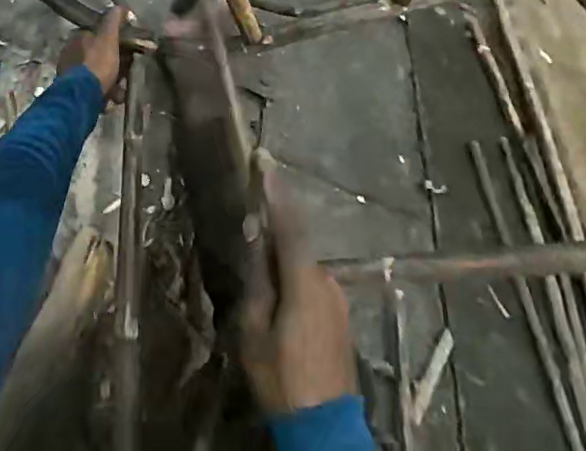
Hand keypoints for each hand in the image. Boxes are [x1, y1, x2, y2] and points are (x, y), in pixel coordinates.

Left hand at [55, 6, 127, 100]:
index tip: (129, 49)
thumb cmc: (97, 63)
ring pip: (98, 72)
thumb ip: (113, 21)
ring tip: (122, 89)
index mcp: (77, 38)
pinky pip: (94, 87)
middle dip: (115, 63)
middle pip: (99, 54)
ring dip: (112, 80)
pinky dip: (105, 91)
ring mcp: (71, 72)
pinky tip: (114, 98)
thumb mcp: (108, 37)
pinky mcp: (75, 90)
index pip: (98, 34)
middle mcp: (71, 53)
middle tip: (128, 71)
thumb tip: (120, 7)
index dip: (115, 40)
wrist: (82, 96)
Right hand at [238, 163, 356, 414]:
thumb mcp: (253, 328)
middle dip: (272, 231)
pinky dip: (291, 276)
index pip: (290, 226)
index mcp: (304, 282)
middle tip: (246, 222)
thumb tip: (253, 237)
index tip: (264, 160)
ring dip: (280, 258)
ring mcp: (337, 300)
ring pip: (302, 265)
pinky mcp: (339, 315)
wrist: (325, 427)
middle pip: (295, 244)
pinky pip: (310, 282)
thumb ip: (255, 279)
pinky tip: (276, 295)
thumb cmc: (282, 376)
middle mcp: (327, 283)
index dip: (276, 192)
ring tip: (257, 271)